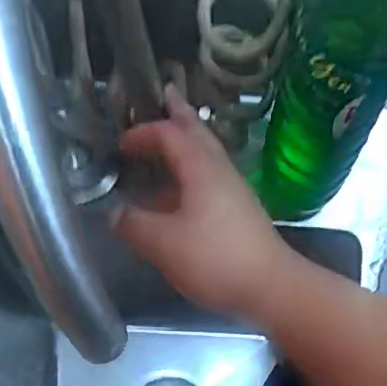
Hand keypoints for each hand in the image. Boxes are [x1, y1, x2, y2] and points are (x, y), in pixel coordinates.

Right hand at [115, 87, 301, 319]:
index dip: (143, 133)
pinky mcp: (244, 218)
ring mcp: (237, 195)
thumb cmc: (217, 260)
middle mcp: (221, 172)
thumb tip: (114, 213)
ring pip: (208, 160)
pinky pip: (214, 186)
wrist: (272, 288)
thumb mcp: (165, 244)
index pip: (168, 134)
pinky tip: (185, 199)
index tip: (121, 142)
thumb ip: (135, 225)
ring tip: (170, 150)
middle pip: (198, 135)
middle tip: (165, 98)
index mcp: (200, 168)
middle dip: (179, 117)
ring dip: (188, 148)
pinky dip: (196, 180)